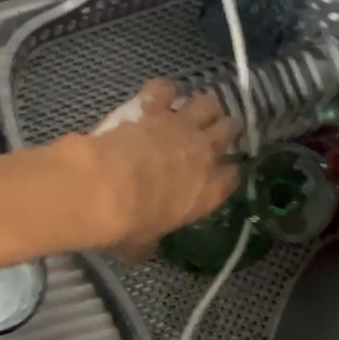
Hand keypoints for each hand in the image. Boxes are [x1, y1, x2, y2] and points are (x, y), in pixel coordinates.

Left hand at [73, 79, 239, 260]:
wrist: (106, 190)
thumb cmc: (128, 224)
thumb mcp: (142, 243)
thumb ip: (149, 242)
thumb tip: (140, 251)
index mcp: (207, 193)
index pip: (232, 177)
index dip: (226, 173)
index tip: (218, 173)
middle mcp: (202, 154)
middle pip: (228, 132)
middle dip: (222, 131)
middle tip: (208, 134)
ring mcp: (180, 126)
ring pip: (208, 103)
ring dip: (202, 106)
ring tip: (190, 111)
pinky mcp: (154, 107)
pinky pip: (166, 88)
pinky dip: (162, 90)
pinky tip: (156, 96)